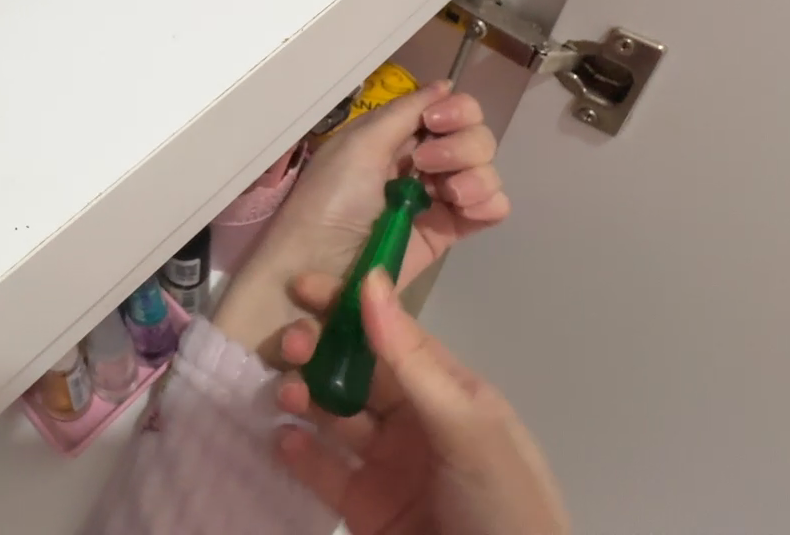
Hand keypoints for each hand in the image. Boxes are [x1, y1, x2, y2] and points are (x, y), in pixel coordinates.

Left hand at [215, 81, 506, 354]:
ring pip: (487, 170)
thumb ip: (405, 112)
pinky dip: (487, 202)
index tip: (435, 121)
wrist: (321, 264)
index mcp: (394, 134)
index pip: (449, 108)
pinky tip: (460, 209)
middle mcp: (419, 160)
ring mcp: (437, 196)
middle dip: (460, 145)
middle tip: (423, 163)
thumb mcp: (359, 143)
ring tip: (444, 193)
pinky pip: (492, 207)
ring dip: (474, 174)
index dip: (456, 110)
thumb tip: (445, 84)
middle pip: (475, 136)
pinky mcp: (449, 230)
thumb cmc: (331, 197)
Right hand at [276, 269, 568, 534]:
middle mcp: (414, 421)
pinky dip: (298, 450)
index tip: (301, 287)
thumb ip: (412, 360)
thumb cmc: (505, 512)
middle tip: (290, 347)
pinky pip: (322, 469)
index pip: (390, 333)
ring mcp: (387, 465)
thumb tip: (371, 279)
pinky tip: (284, 441)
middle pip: (354, 369)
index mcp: (448, 393)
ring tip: (285, 396)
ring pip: (331, 413)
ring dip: (302, 395)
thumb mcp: (467, 431)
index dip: (346, 306)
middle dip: (317, 349)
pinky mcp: (364, 507)